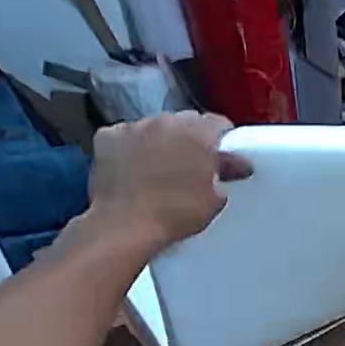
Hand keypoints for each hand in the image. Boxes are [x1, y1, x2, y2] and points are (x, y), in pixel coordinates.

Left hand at [84, 111, 253, 249]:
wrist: (124, 225)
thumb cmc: (176, 214)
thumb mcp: (213, 200)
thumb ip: (226, 174)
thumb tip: (238, 164)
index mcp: (198, 134)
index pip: (219, 123)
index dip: (223, 139)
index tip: (222, 154)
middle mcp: (166, 121)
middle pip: (185, 120)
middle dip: (191, 137)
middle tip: (192, 163)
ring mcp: (134, 126)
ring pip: (155, 126)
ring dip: (161, 140)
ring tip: (159, 167)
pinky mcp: (107, 135)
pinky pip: (126, 134)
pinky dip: (131, 146)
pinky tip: (132, 167)